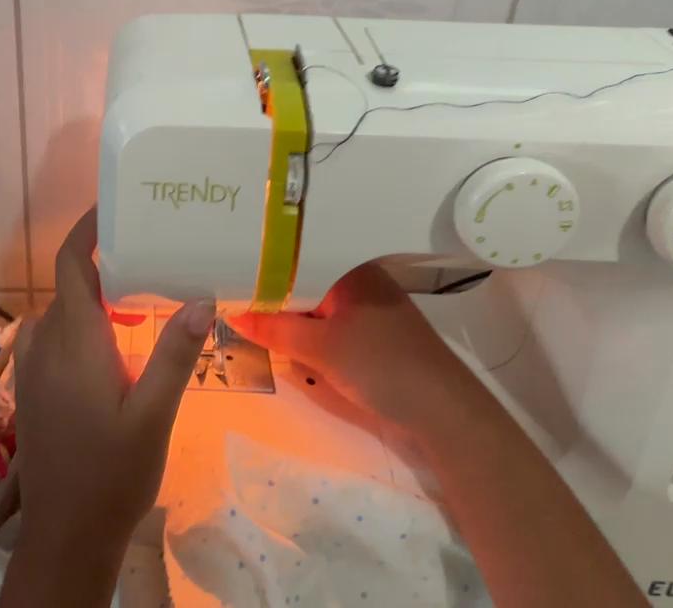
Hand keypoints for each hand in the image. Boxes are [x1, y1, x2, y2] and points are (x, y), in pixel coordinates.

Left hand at [2, 207, 213, 605]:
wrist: (65, 535)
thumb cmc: (113, 474)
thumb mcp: (155, 415)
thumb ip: (175, 355)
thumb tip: (201, 298)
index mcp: (75, 342)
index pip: (71, 265)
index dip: (86, 231)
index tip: (115, 209)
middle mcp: (46, 344)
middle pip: (69, 284)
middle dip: (103, 263)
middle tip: (150, 255)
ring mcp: (33, 368)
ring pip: (61, 311)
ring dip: (93, 297)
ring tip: (138, 297)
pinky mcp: (32, 389)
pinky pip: (53, 336)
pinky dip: (79, 323)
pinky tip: (112, 346)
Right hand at [229, 263, 465, 429]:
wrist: (444, 412)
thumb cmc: (381, 365)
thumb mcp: (320, 348)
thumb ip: (275, 330)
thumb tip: (231, 314)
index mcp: (350, 269)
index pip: (297, 261)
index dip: (263, 271)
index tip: (228, 278)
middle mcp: (360, 280)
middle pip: (305, 284)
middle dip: (274, 299)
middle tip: (231, 302)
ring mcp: (370, 308)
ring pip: (317, 308)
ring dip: (292, 321)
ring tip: (251, 321)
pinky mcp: (375, 335)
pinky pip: (332, 326)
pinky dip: (311, 336)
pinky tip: (289, 345)